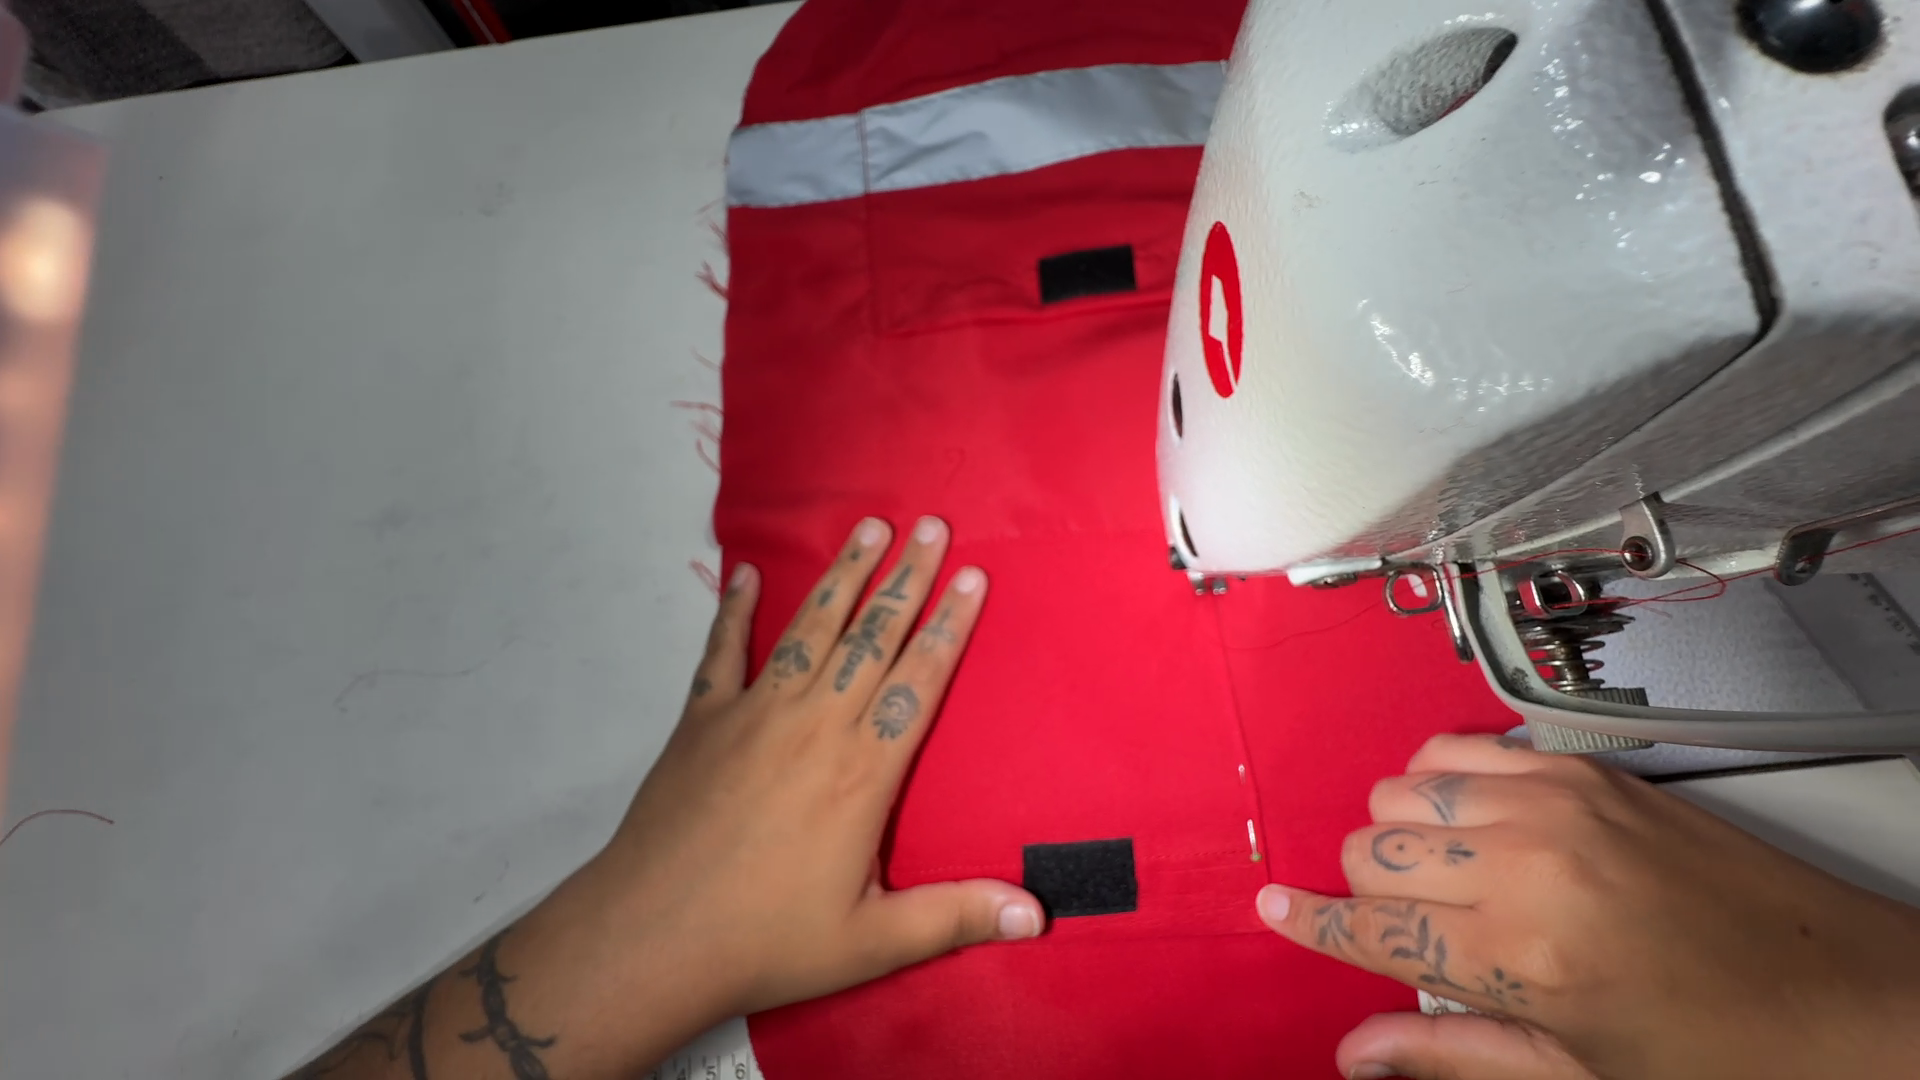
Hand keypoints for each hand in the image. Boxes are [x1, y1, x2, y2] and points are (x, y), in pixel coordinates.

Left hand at [575, 515, 1043, 1043]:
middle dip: (907, 577)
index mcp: (863, 769)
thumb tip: (1039, 915)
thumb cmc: (767, 937)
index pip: (919, 679)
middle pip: (872, 636)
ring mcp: (754, 711)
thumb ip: (956, 915)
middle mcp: (814, 723)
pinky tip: (742, 572)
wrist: (649, 939)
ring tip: (868, 527)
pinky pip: (722, 651)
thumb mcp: (872, 941)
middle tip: (931, 525)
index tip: (971, 576)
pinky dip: (733, 611)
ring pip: (810, 627)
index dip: (949, 625)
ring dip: (843, 574)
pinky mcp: (702, 718)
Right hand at [1256, 734, 1919, 1079]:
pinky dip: (1432, 779)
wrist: (1876, 1008)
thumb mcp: (1587, 1078)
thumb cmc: (1727, 1063)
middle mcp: (1523, 864)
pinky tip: (1463, 816)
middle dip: (1369, 890)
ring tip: (1444, 868)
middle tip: (1415, 919)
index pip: (1370, 928)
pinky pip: (1446, 748)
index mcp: (1525, 957)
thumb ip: (1455, 1055)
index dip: (1309, 921)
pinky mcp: (1572, 767)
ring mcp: (1548, 802)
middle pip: (1370, 852)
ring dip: (1398, 834)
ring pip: (1395, 793)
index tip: (1269, 905)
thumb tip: (1352, 1055)